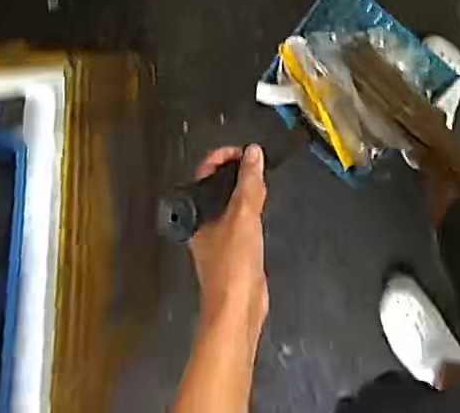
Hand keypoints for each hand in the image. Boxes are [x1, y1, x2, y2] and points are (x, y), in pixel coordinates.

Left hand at [187, 145, 268, 334]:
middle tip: (255, 165)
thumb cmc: (233, 263)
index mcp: (196, 212)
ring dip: (245, 190)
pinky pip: (241, 220)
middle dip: (236, 172)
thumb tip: (253, 152)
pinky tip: (262, 209)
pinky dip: (251, 209)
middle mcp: (203, 223)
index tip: (244, 152)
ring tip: (261, 183)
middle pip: (217, 187)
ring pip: (230, 203)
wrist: (238, 308)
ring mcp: (218, 237)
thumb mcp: (244, 214)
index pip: (205, 172)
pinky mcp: (234, 250)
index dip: (222, 157)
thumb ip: (249, 182)